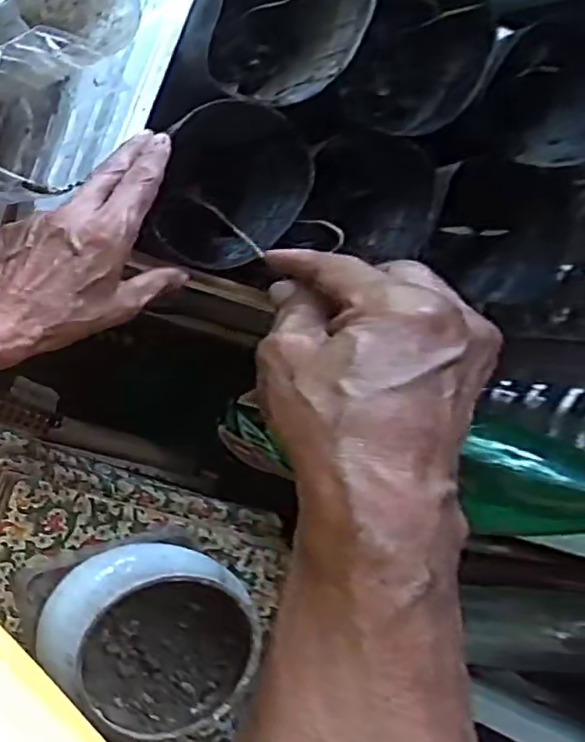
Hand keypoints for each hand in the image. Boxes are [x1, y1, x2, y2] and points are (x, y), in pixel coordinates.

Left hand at [0, 132, 187, 355]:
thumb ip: (150, 286)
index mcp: (107, 232)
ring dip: (85, 202)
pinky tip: (48, 250)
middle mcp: (72, 217)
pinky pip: (39, 223)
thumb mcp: (116, 307)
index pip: (137, 184)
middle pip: (104, 175)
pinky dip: (50, 230)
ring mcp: (37, 220)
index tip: (160, 142)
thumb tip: (177, 277)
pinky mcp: (11, 228)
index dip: (152, 160)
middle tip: (142, 139)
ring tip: (93, 215)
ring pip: (70, 202)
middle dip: (126, 155)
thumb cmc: (58, 318)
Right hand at [257, 251, 499, 567]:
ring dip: (371, 301)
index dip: (300, 260)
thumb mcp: (285, 354)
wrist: (377, 480)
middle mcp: (455, 318)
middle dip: (345, 279)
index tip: (269, 260)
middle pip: (394, 274)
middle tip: (300, 295)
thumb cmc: (326, 417)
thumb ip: (292, 310)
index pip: (344, 267)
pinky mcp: (471, 370)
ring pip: (417, 299)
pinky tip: (358, 341)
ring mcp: (471, 346)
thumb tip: (294, 291)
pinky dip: (393, 323)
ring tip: (326, 320)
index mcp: (407, 307)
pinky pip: (430, 326)